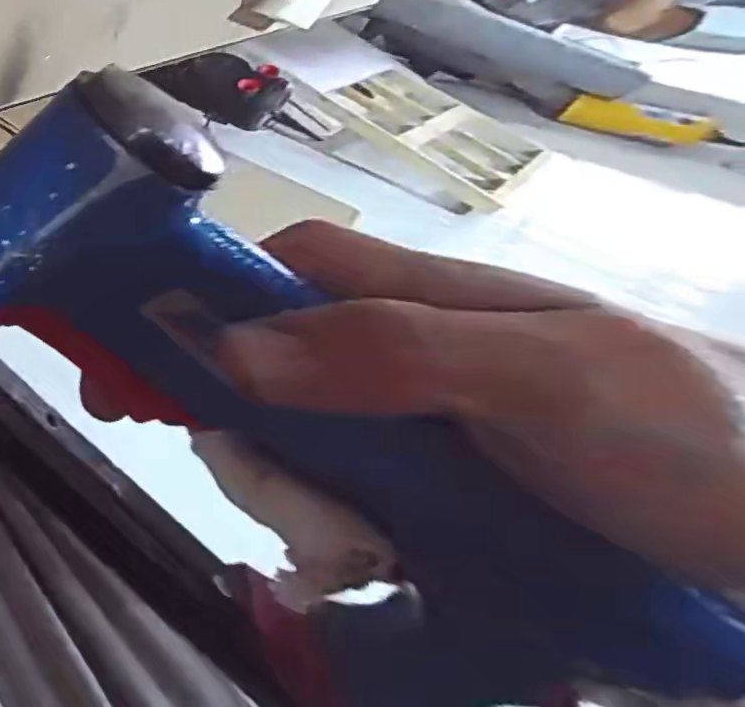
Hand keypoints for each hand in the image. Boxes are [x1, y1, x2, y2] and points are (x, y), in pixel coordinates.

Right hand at [216, 221, 744, 591]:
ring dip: (287, 501)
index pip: (232, 270)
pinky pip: (303, 488)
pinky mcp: (382, 475)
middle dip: (242, 441)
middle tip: (298, 512)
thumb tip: (224, 352)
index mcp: (369, 285)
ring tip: (360, 553)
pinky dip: (312, 530)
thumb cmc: (696, 431)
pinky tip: (361, 560)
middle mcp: (344, 339)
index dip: (176, 314)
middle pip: (228, 368)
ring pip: (258, 436)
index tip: (141, 382)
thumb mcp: (555, 374)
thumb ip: (392, 348)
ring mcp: (361, 411)